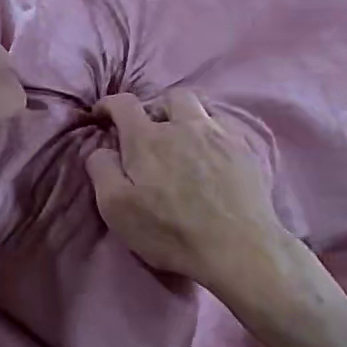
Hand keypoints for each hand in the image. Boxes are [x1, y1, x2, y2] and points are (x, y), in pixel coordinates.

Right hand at [86, 90, 312, 302]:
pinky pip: (226, 126)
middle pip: (169, 97)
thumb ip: (102, 170)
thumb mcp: (117, 208)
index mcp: (148, 139)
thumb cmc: (171, 231)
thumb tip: (101, 149)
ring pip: (201, 106)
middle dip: (155, 107)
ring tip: (184, 140)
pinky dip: (212, 133)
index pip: (124, 104)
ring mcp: (220, 135)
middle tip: (150, 131)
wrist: (239, 249)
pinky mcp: (246, 151)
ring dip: (186, 116)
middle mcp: (184, 126)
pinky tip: (213, 155)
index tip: (102, 114)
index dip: (109, 104)